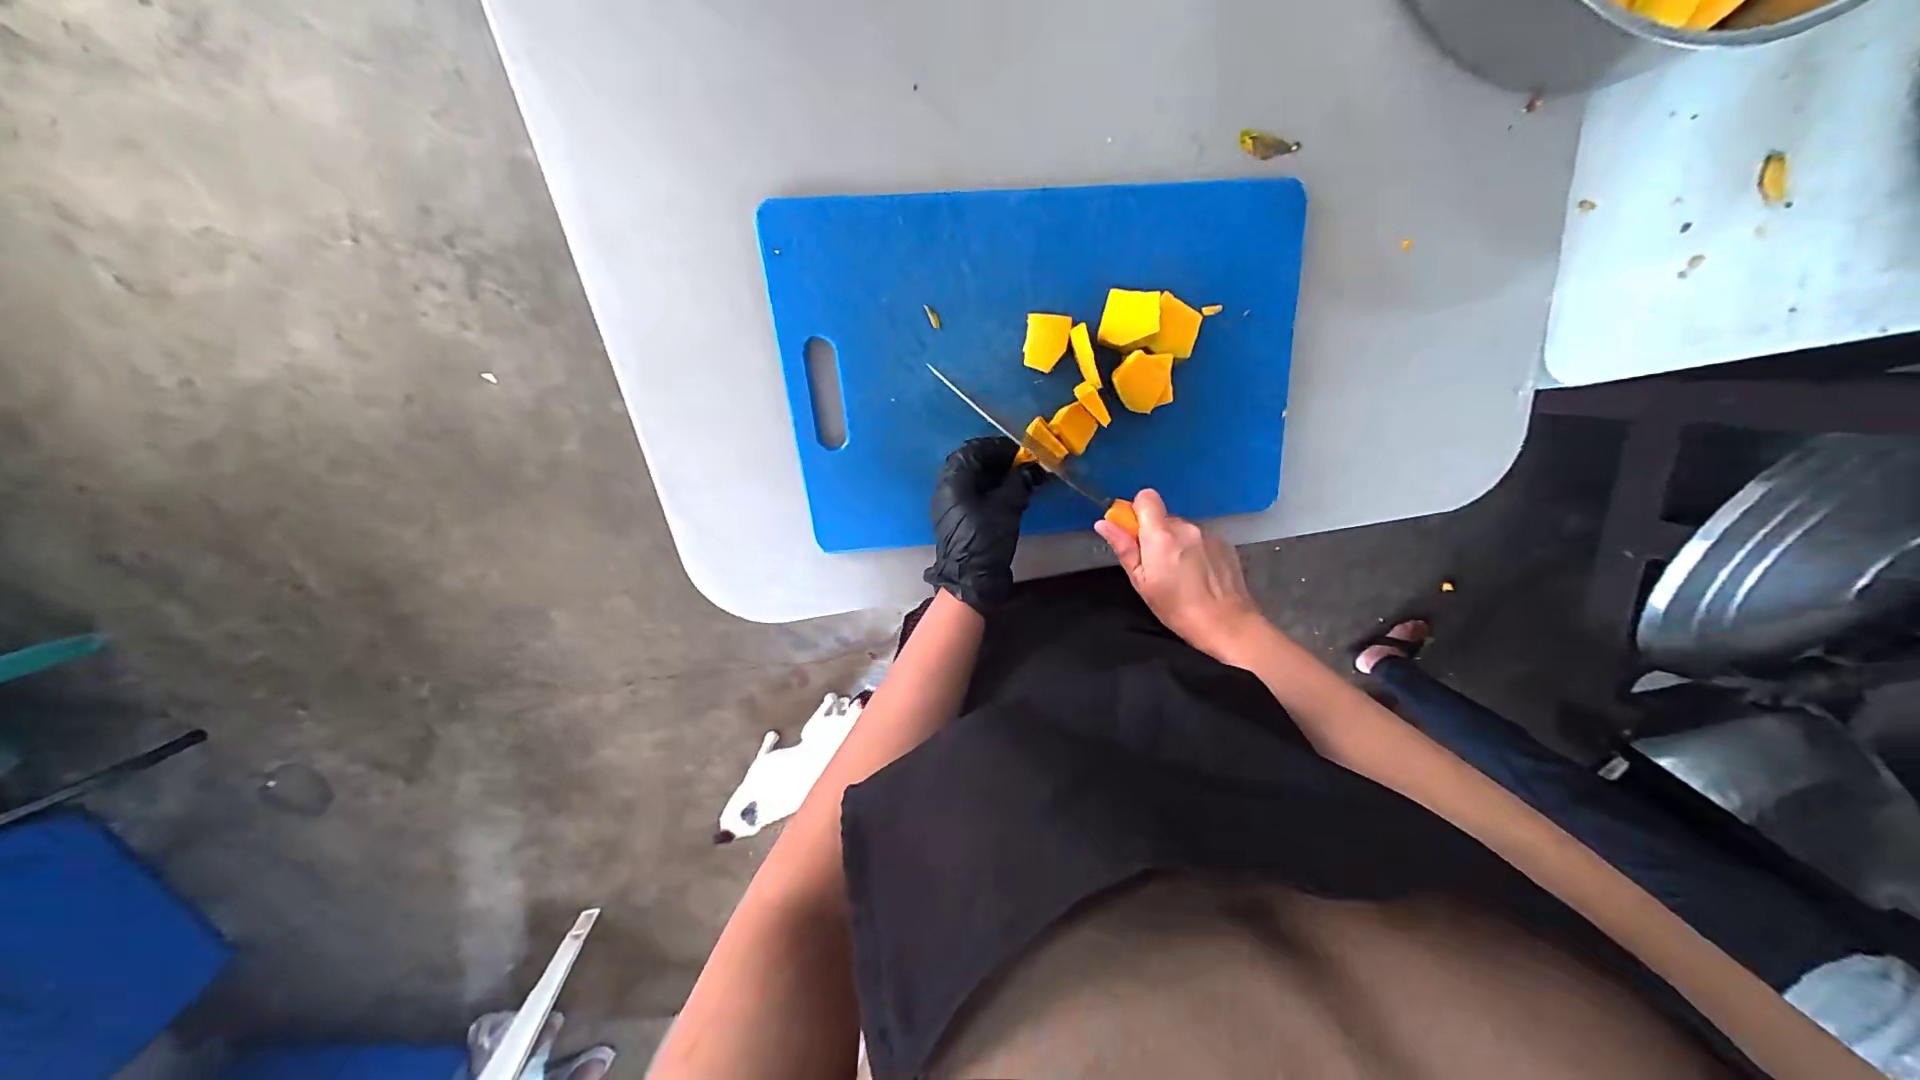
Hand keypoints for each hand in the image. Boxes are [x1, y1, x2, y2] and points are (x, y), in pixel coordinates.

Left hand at [924, 437, 1046, 611]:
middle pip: (971, 463)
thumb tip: (1031, 468)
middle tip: (1022, 466)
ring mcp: (948, 504)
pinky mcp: (954, 518)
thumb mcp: (1007, 507)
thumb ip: (1019, 481)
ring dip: (995, 476)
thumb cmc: (985, 539)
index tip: (1021, 453)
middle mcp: (945, 487)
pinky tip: (1008, 497)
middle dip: (998, 461)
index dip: (998, 447)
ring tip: (1019, 481)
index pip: (974, 449)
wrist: (969, 579)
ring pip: (972, 479)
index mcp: (954, 479)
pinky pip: (971, 494)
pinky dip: (989, 491)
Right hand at [1094, 488, 1270, 663]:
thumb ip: (1123, 547)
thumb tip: (1104, 523)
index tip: (1135, 534)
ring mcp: (1208, 534)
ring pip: (1182, 530)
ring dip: (1176, 544)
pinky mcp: (1225, 544)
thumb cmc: (1176, 607)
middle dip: (1155, 534)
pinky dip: (1195, 551)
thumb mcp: (1141, 582)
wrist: (1226, 623)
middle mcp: (1186, 527)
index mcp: (1161, 535)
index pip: (1146, 497)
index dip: (1137, 511)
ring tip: (1180, 574)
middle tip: (1156, 565)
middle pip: (1163, 517)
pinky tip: (1199, 575)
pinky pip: (1200, 539)